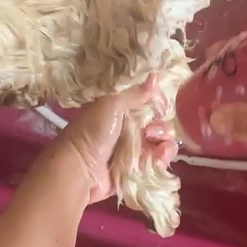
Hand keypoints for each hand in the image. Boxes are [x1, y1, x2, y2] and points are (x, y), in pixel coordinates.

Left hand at [41, 77, 177, 203]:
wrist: (79, 168)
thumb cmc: (92, 131)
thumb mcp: (111, 105)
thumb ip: (135, 93)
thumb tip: (156, 75)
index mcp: (120, 110)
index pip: (148, 105)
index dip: (159, 105)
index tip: (163, 106)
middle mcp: (128, 129)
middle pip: (158, 125)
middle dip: (163, 127)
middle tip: (153, 132)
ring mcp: (133, 151)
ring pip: (160, 145)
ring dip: (166, 145)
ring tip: (161, 149)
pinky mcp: (136, 170)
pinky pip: (156, 164)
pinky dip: (161, 161)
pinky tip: (159, 159)